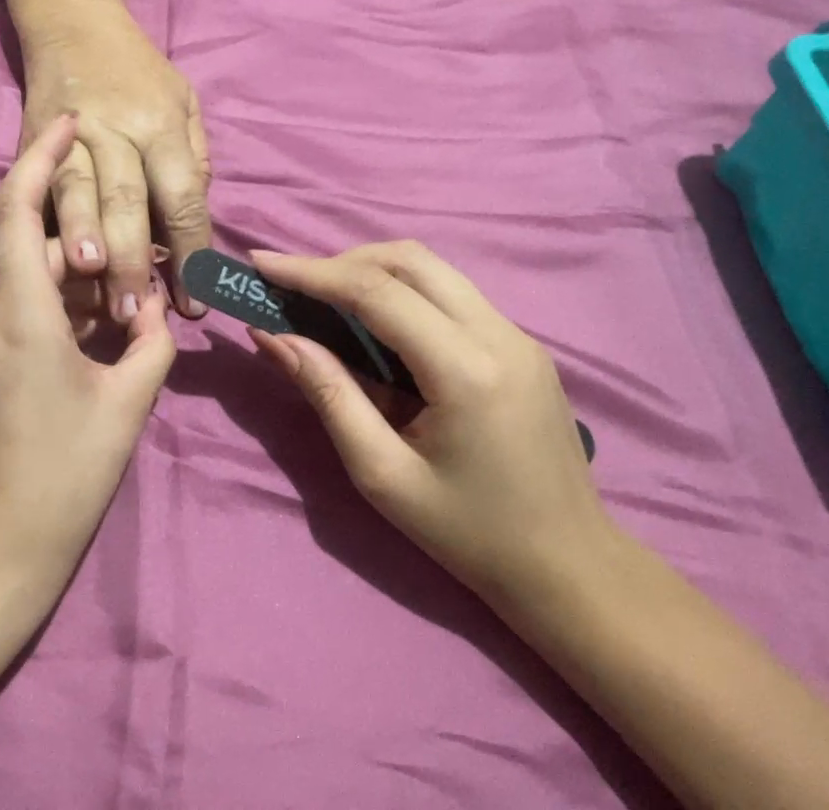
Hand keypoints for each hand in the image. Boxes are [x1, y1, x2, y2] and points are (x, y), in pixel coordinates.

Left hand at [0, 114, 177, 583]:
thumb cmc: (63, 474)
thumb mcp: (126, 404)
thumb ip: (149, 344)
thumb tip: (157, 309)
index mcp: (19, 310)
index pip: (16, 209)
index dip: (38, 157)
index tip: (68, 123)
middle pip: (40, 250)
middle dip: (96, 244)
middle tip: (152, 260)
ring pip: (35, 285)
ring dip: (85, 284)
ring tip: (141, 300)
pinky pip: (25, 316)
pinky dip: (66, 312)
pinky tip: (108, 332)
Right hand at [20, 4, 212, 322]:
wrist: (71, 27)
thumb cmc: (138, 73)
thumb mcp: (184, 101)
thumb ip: (194, 157)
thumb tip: (192, 221)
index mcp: (160, 124)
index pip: (181, 196)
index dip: (190, 251)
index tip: (195, 300)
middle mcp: (114, 132)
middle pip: (125, 200)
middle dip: (132, 258)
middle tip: (134, 312)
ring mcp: (67, 138)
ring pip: (74, 194)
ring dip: (80, 239)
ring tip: (87, 282)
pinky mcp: (30, 145)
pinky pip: (37, 192)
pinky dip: (45, 227)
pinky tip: (48, 263)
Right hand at [247, 243, 614, 600]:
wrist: (568, 567)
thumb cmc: (467, 532)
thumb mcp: (381, 474)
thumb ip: (328, 395)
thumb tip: (274, 337)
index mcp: (465, 370)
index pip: (377, 291)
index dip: (311, 272)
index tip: (259, 263)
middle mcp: (499, 335)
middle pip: (410, 260)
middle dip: (341, 262)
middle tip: (290, 287)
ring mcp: (518, 337)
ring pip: (434, 272)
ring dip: (372, 274)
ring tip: (321, 303)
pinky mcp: (522, 348)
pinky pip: (452, 297)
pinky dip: (403, 296)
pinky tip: (373, 330)